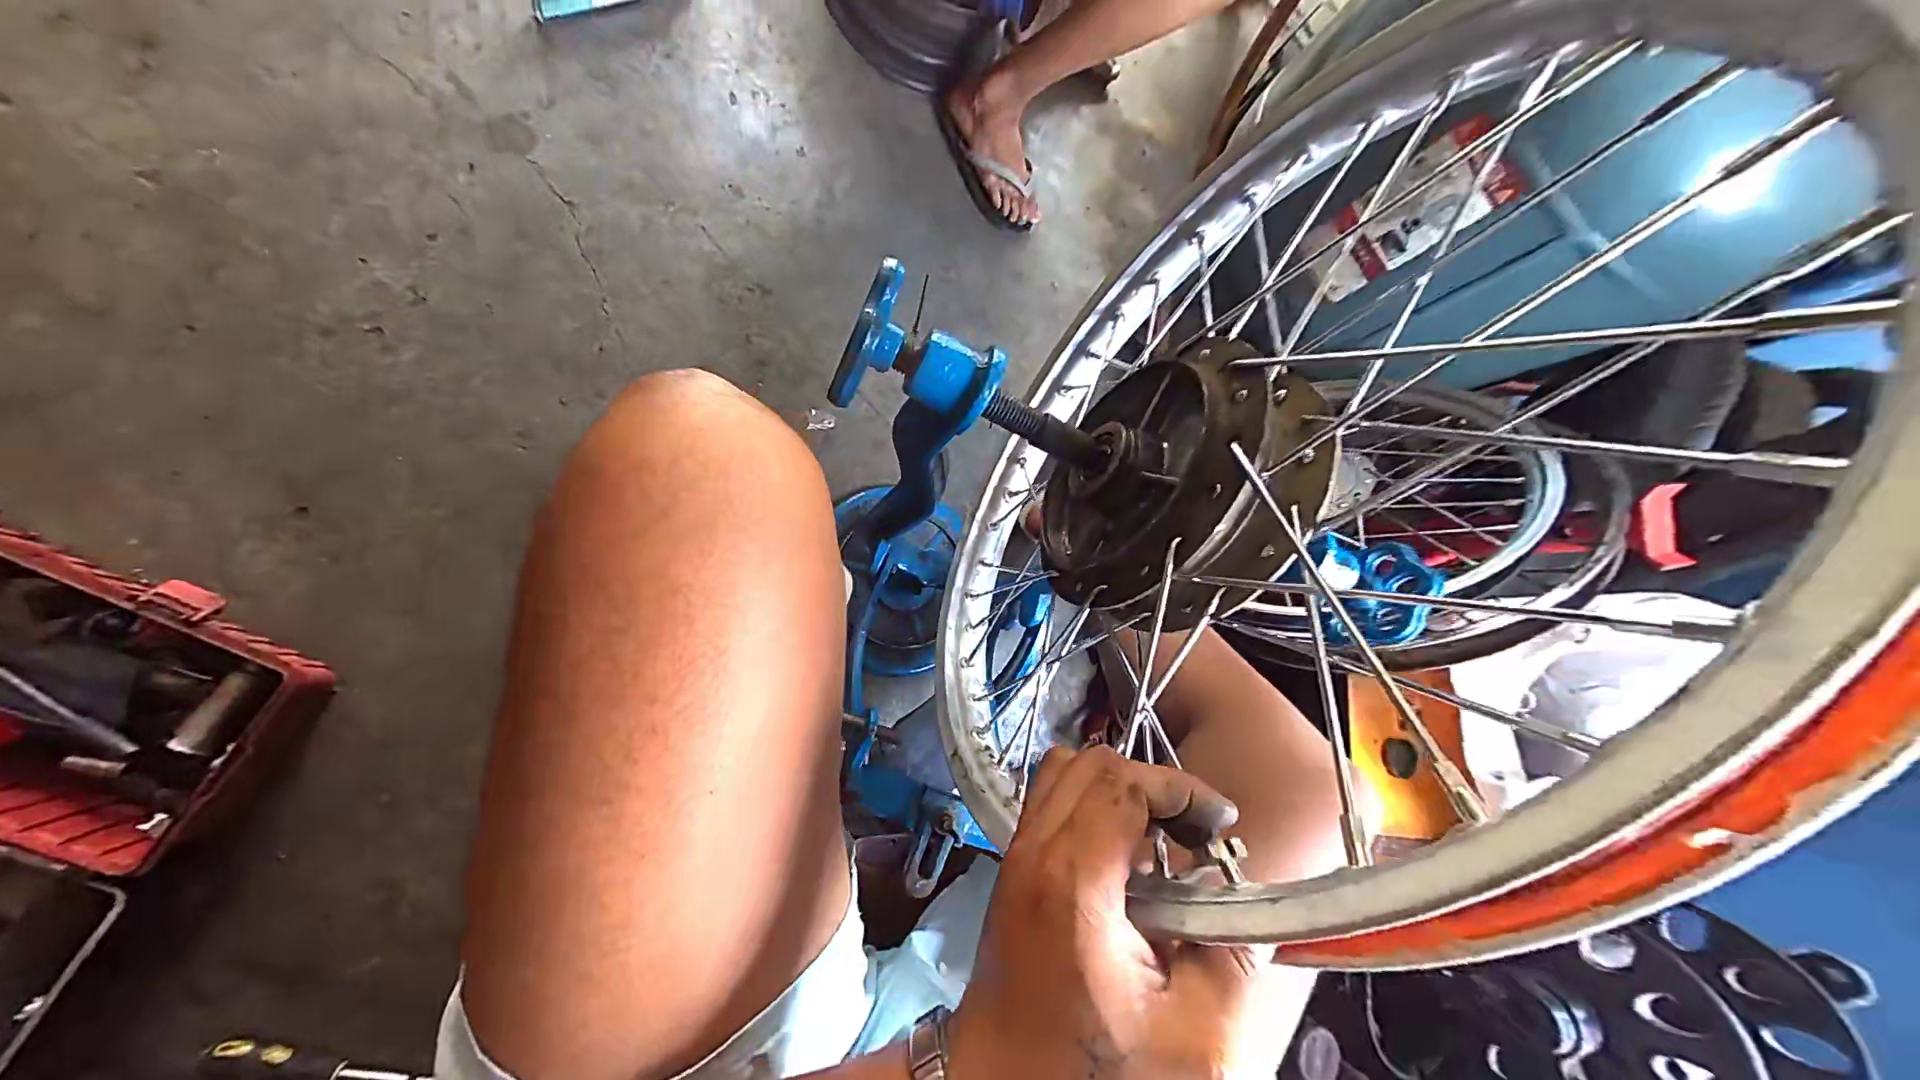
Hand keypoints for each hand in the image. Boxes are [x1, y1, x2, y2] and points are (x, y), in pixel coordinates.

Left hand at [946, 745, 1258, 1079]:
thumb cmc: (1093, 1073)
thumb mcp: (1193, 1038)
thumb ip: (1231, 960)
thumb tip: (1239, 902)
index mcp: (1072, 880)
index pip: (1122, 781)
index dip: (1179, 788)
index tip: (1218, 823)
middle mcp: (1033, 852)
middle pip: (1090, 763)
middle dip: (1149, 781)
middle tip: (1191, 829)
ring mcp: (1015, 857)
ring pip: (1061, 772)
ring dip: (1114, 787)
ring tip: (1156, 839)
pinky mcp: (1011, 872)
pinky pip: (1048, 803)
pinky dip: (1087, 804)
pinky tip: (1121, 860)